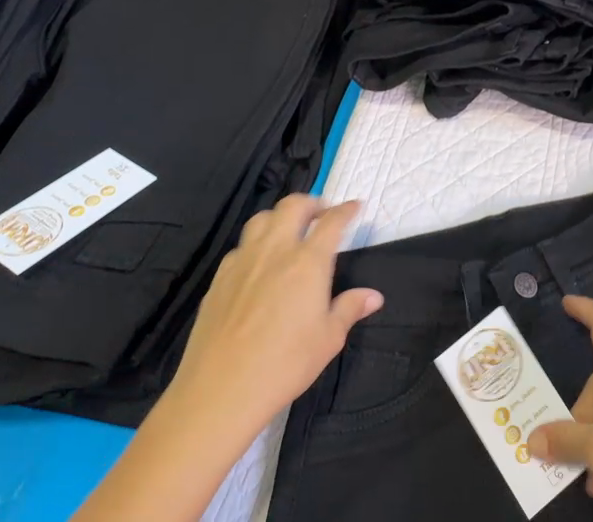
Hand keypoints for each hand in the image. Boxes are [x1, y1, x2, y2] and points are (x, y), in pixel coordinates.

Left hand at [75, 197, 381, 521]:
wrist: (221, 389)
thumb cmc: (285, 364)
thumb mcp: (328, 339)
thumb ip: (349, 309)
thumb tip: (373, 296)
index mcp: (308, 262)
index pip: (331, 222)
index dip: (345, 210)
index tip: (355, 206)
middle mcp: (275, 251)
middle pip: (292, 206)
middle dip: (311, 203)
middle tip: (322, 213)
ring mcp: (243, 262)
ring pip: (261, 219)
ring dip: (280, 217)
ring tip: (289, 231)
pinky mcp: (219, 279)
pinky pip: (240, 247)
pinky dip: (255, 244)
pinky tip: (259, 265)